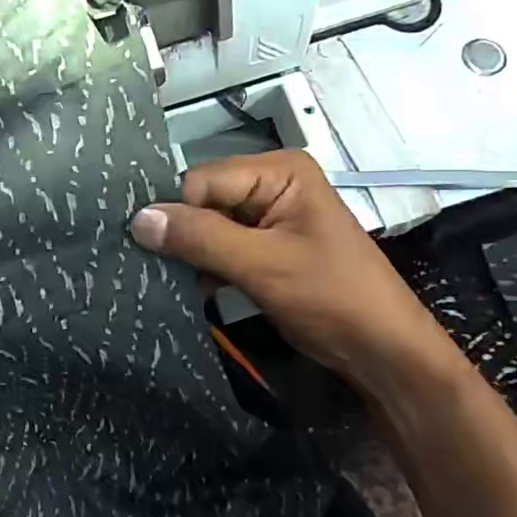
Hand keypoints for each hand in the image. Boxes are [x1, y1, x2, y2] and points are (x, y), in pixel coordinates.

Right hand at [130, 150, 458, 388]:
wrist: (378, 346)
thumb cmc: (331, 296)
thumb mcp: (265, 264)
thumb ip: (202, 238)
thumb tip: (138, 218)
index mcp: (280, 170)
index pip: (203, 179)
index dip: (175, 211)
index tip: (139, 246)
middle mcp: (273, 185)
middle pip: (205, 201)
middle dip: (180, 233)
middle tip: (140, 266)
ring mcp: (271, 219)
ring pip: (210, 228)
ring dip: (191, 255)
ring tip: (159, 281)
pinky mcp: (268, 251)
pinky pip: (224, 250)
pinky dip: (207, 269)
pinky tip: (186, 290)